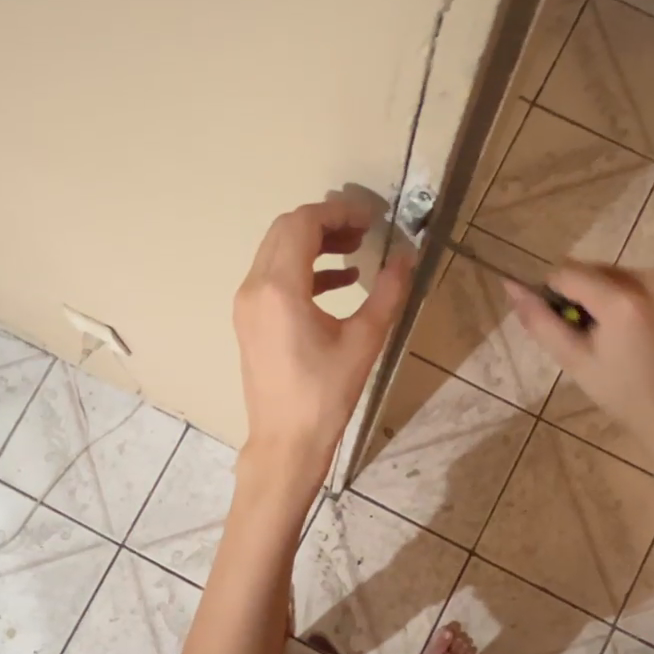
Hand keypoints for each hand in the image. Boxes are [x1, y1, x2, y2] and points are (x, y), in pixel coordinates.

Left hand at [234, 197, 411, 480]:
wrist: (286, 440)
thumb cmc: (325, 395)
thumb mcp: (364, 341)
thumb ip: (387, 292)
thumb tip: (407, 257)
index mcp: (279, 288)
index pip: (303, 224)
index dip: (339, 212)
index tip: (372, 218)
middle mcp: (254, 288)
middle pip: (285, 231)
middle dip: (326, 223)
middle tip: (364, 232)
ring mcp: (246, 305)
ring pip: (276, 252)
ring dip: (314, 245)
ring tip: (356, 252)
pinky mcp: (249, 321)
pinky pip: (273, 278)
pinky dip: (303, 270)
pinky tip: (340, 283)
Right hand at [506, 264, 653, 465]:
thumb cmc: (621, 393)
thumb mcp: (574, 360)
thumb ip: (541, 321)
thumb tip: (511, 287)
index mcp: (622, 300)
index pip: (568, 273)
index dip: (551, 294)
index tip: (554, 323)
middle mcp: (649, 280)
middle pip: (592, 271)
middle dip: (577, 296)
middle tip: (580, 336)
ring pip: (612, 275)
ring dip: (597, 296)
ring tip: (602, 336)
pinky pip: (634, 282)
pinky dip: (620, 299)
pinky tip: (624, 332)